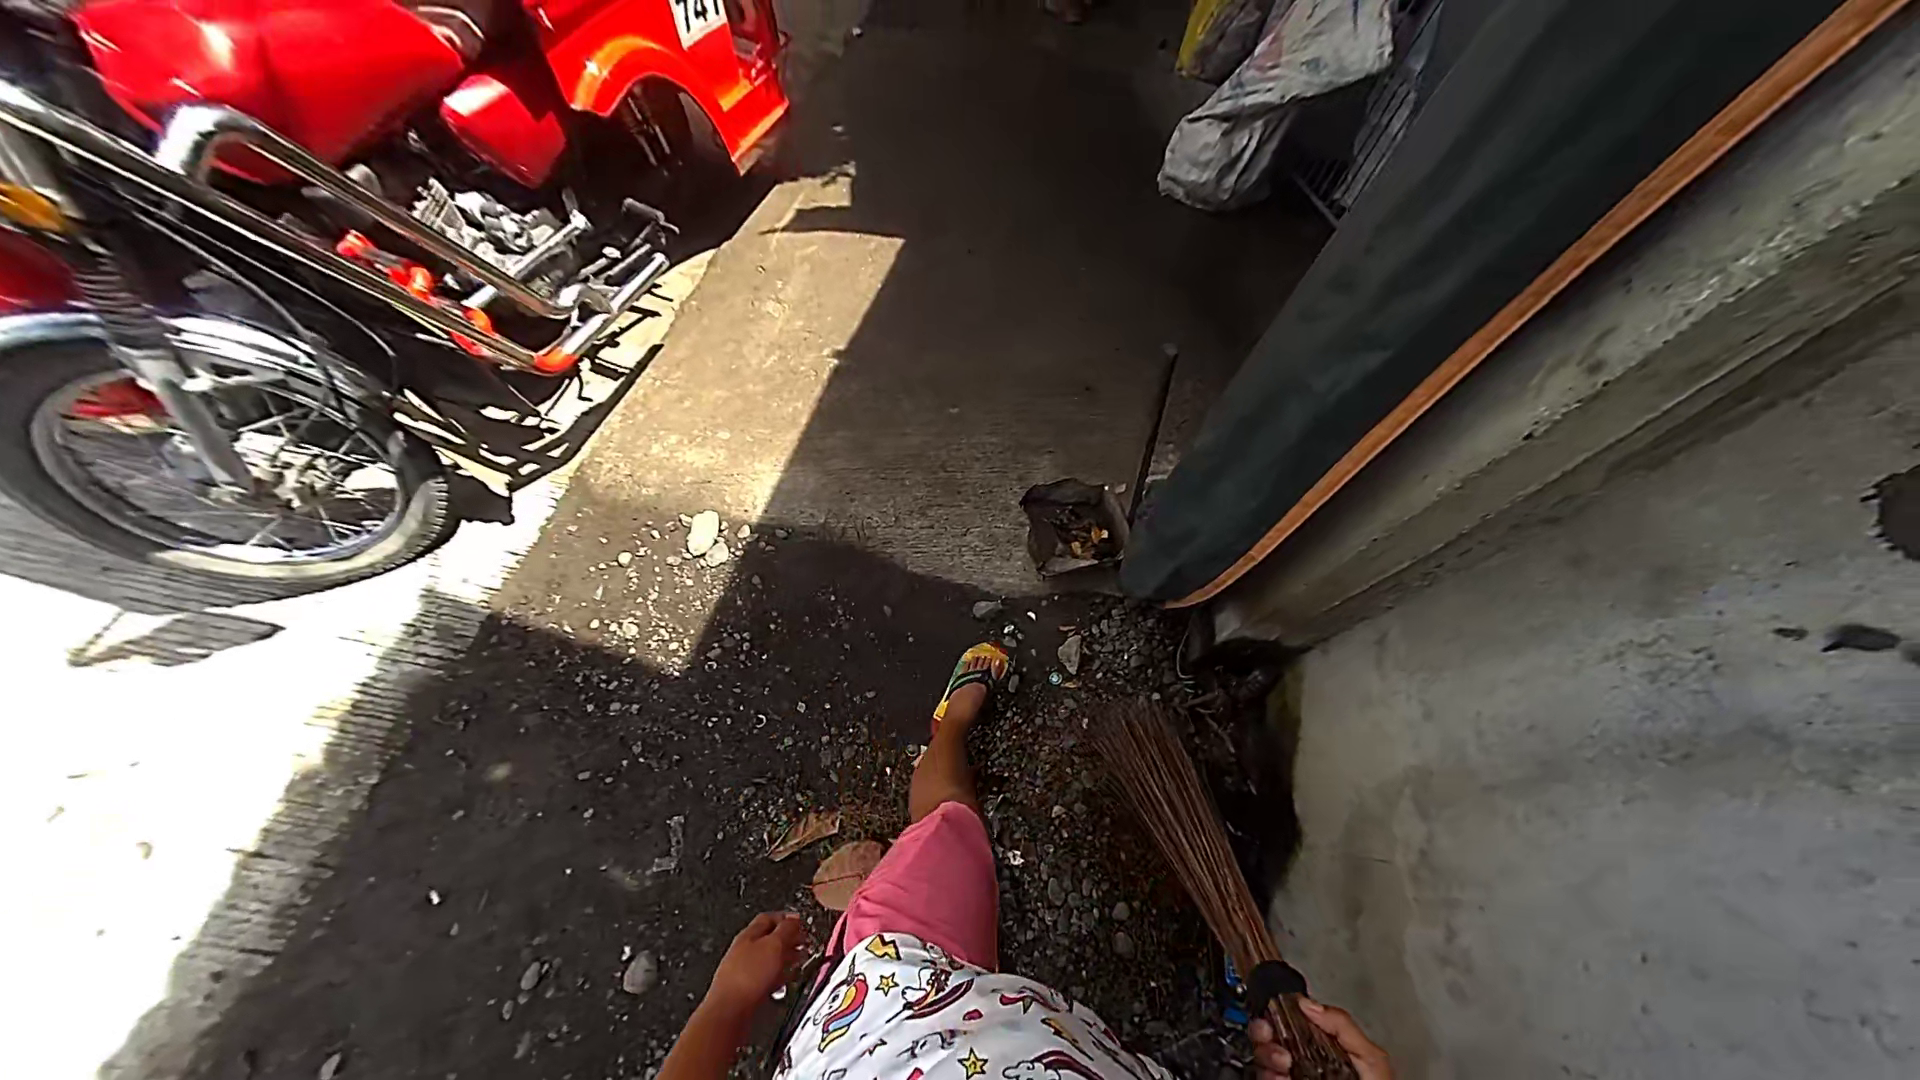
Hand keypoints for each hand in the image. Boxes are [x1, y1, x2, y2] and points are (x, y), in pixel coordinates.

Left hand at [706, 912, 809, 1013]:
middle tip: (803, 942)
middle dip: (788, 940)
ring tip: (798, 961)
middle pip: (769, 939)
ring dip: (785, 959)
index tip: (801, 923)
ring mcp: (742, 972)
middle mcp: (743, 951)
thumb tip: (794, 920)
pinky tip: (784, 981)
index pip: (769, 918)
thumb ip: (786, 930)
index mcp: (748, 934)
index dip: (787, 919)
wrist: (728, 1013)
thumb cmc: (747, 977)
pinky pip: (764, 979)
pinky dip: (777, 977)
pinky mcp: (744, 992)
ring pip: (768, 960)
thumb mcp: (774, 945)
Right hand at [1248, 998, 1392, 1079]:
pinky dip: (1267, 1075)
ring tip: (1283, 1063)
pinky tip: (1280, 1077)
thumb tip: (1306, 1002)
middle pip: (1269, 1035)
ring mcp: (1296, 1077)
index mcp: (1323, 1048)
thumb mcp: (1371, 1059)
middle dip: (1262, 1030)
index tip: (1271, 1011)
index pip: (1289, 1021)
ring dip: (1266, 1054)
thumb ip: (1343, 1025)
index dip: (1276, 1012)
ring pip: (1262, 1057)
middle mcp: (1305, 1062)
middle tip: (1269, 1034)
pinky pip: (1262, 1077)